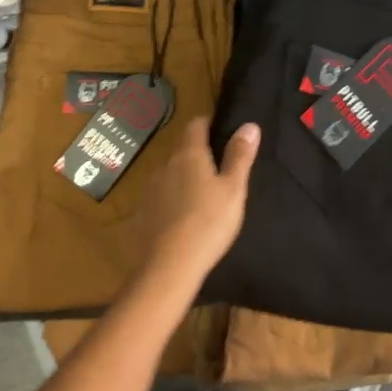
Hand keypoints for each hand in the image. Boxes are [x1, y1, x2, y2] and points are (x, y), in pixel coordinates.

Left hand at [142, 117, 259, 281]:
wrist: (169, 267)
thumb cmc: (208, 223)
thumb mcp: (233, 189)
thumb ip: (240, 156)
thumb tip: (249, 125)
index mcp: (189, 154)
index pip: (196, 124)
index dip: (208, 124)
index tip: (220, 131)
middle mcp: (165, 164)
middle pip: (182, 148)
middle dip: (197, 152)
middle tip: (217, 167)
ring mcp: (150, 188)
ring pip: (170, 172)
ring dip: (183, 176)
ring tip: (201, 193)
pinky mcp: (142, 211)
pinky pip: (160, 195)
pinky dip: (171, 198)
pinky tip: (182, 216)